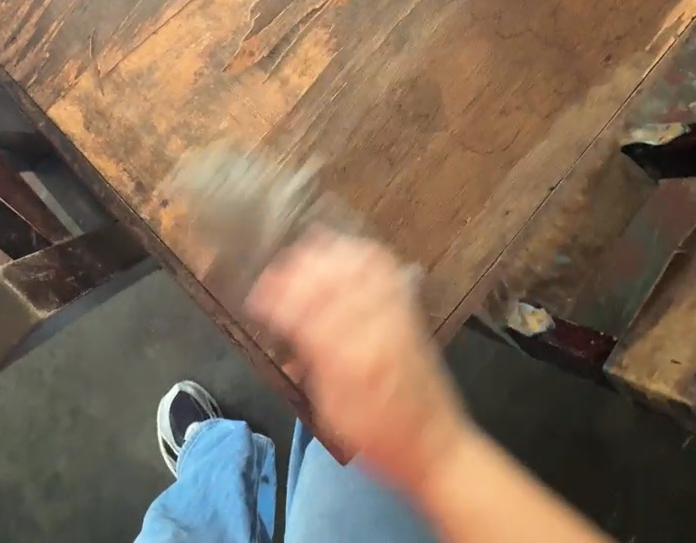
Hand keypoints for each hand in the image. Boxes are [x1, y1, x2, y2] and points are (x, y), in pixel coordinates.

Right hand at [246, 229, 476, 494]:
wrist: (436, 446)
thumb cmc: (380, 439)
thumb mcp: (334, 413)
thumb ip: (313, 368)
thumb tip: (290, 335)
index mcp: (349, 362)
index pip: (307, 315)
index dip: (279, 299)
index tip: (259, 296)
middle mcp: (374, 332)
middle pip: (332, 283)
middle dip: (299, 269)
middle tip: (277, 272)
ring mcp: (396, 318)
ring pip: (359, 270)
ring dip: (329, 254)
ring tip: (306, 251)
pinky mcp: (411, 313)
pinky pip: (388, 272)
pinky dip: (366, 254)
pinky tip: (350, 248)